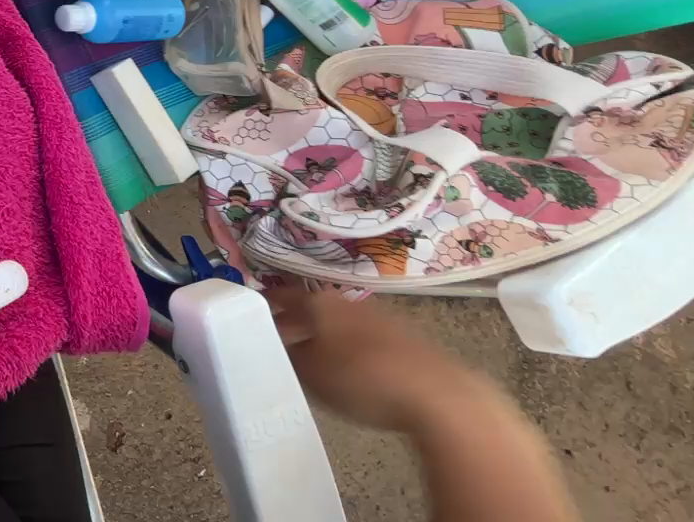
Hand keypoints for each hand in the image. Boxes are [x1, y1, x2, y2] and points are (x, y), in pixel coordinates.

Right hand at [268, 287, 492, 433]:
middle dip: (296, 322)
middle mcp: (349, 301)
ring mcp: (384, 319)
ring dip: (328, 336)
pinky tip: (359, 371)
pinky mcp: (412, 342)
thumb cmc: (362, 378)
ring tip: (318, 359)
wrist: (444, 399)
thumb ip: (286, 354)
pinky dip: (356, 349)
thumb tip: (274, 344)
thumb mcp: (309, 372)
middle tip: (280, 341)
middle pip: (313, 308)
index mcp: (318, 301)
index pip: (280, 295)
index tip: (249, 313)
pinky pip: (370, 339)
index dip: (263, 304)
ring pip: (343, 323)